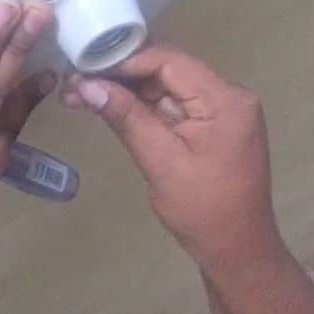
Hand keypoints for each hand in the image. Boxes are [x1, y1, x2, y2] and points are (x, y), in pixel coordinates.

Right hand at [62, 45, 283, 273]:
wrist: (238, 251)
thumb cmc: (203, 210)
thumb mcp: (160, 161)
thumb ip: (126, 117)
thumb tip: (85, 83)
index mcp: (226, 100)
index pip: (169, 62)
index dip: (124, 61)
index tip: (84, 69)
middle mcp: (230, 95)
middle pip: (168, 70)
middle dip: (121, 77)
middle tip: (75, 85)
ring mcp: (223, 109)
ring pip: (167, 86)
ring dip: (128, 92)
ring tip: (82, 96)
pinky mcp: (214, 124)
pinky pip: (174, 104)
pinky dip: (144, 107)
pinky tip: (110, 108)